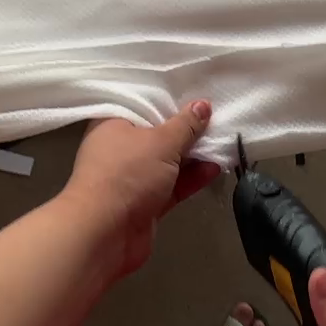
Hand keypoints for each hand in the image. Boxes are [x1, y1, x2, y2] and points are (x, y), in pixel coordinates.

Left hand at [58, 99, 222, 278]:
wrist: (104, 235)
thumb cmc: (127, 174)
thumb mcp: (161, 142)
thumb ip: (185, 124)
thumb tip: (202, 105)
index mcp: (113, 123)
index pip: (143, 103)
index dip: (168, 98)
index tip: (194, 91)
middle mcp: (120, 148)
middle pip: (157, 133)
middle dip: (184, 128)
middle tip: (215, 115)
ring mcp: (132, 178)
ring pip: (167, 161)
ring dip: (192, 154)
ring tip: (221, 140)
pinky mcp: (145, 204)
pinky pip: (172, 185)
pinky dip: (191, 177)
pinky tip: (215, 167)